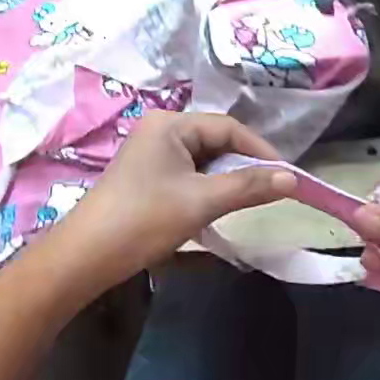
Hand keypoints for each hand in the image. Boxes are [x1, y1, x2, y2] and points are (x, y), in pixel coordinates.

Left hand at [26, 111, 295, 302]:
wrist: (87, 255)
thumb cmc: (145, 219)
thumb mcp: (201, 201)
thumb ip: (248, 186)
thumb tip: (291, 178)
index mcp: (170, 124)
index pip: (227, 127)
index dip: (260, 150)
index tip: (287, 177)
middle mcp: (159, 130)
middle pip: (215, 140)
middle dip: (244, 165)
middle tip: (272, 191)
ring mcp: (150, 153)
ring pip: (202, 159)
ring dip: (226, 179)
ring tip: (249, 201)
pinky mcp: (146, 176)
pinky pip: (187, 174)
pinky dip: (207, 188)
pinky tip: (218, 208)